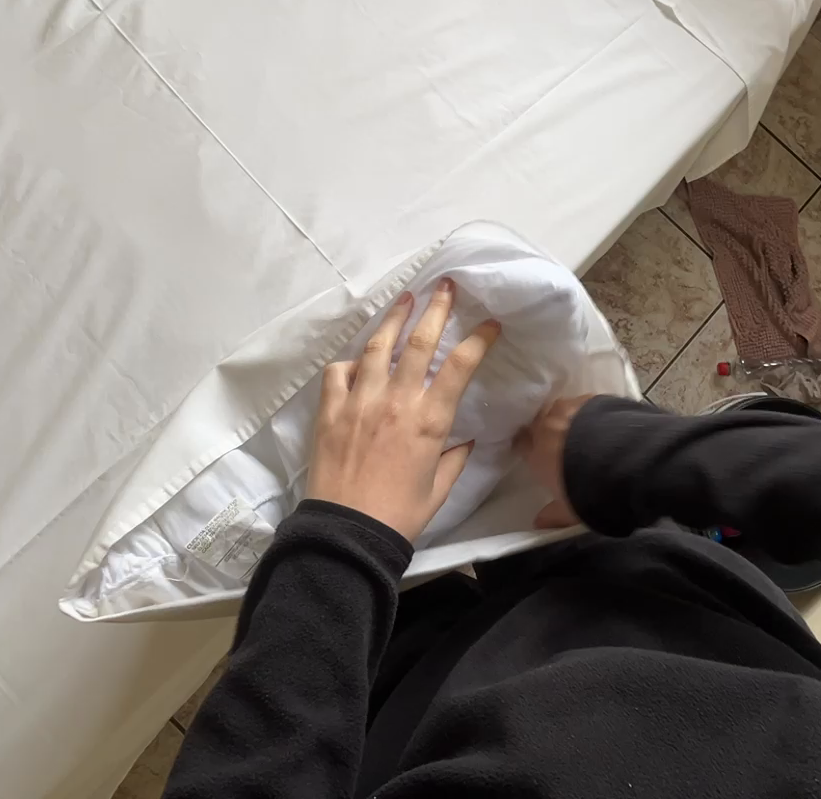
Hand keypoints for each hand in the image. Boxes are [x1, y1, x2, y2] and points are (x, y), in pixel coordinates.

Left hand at [306, 279, 501, 541]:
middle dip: (436, 309)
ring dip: (394, 319)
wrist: (346, 534)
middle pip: (420, 342)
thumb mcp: (439, 488)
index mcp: (429, 420)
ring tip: (405, 299)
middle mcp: (396, 401)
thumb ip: (455, 458)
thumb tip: (464, 439)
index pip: (460, 366)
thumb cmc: (400, 515)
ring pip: (378, 347)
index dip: (478, 340)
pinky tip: (358, 359)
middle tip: (444, 286)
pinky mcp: (330, 411)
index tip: (489, 324)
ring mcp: (359, 402)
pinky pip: (338, 372)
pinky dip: (350, 361)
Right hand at [513, 395, 593, 528]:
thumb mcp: (570, 510)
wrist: (621, 460)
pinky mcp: (593, 399)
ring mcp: (570, 409)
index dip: (526, 445)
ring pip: (561, 409)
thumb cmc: (587, 489)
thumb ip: (553, 514)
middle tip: (557, 440)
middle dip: (545, 429)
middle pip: (539, 422)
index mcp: (537, 452)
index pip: (521, 443)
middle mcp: (548, 425)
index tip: (532, 450)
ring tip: (582, 430)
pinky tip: (602, 423)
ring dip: (567, 419)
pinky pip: (585, 405)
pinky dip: (589, 413)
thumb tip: (538, 523)